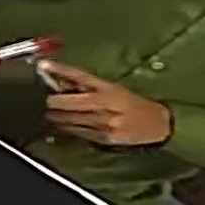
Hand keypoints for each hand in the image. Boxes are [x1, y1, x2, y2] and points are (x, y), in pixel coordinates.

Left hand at [41, 62, 173, 145]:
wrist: (162, 125)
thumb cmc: (130, 102)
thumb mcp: (109, 87)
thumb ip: (79, 80)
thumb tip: (49, 69)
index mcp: (109, 92)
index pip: (78, 77)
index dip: (58, 70)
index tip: (43, 66)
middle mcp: (106, 108)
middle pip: (61, 102)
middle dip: (51, 100)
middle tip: (52, 100)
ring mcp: (105, 125)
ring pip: (62, 117)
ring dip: (54, 114)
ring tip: (58, 111)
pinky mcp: (104, 138)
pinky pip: (72, 130)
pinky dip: (64, 125)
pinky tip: (68, 121)